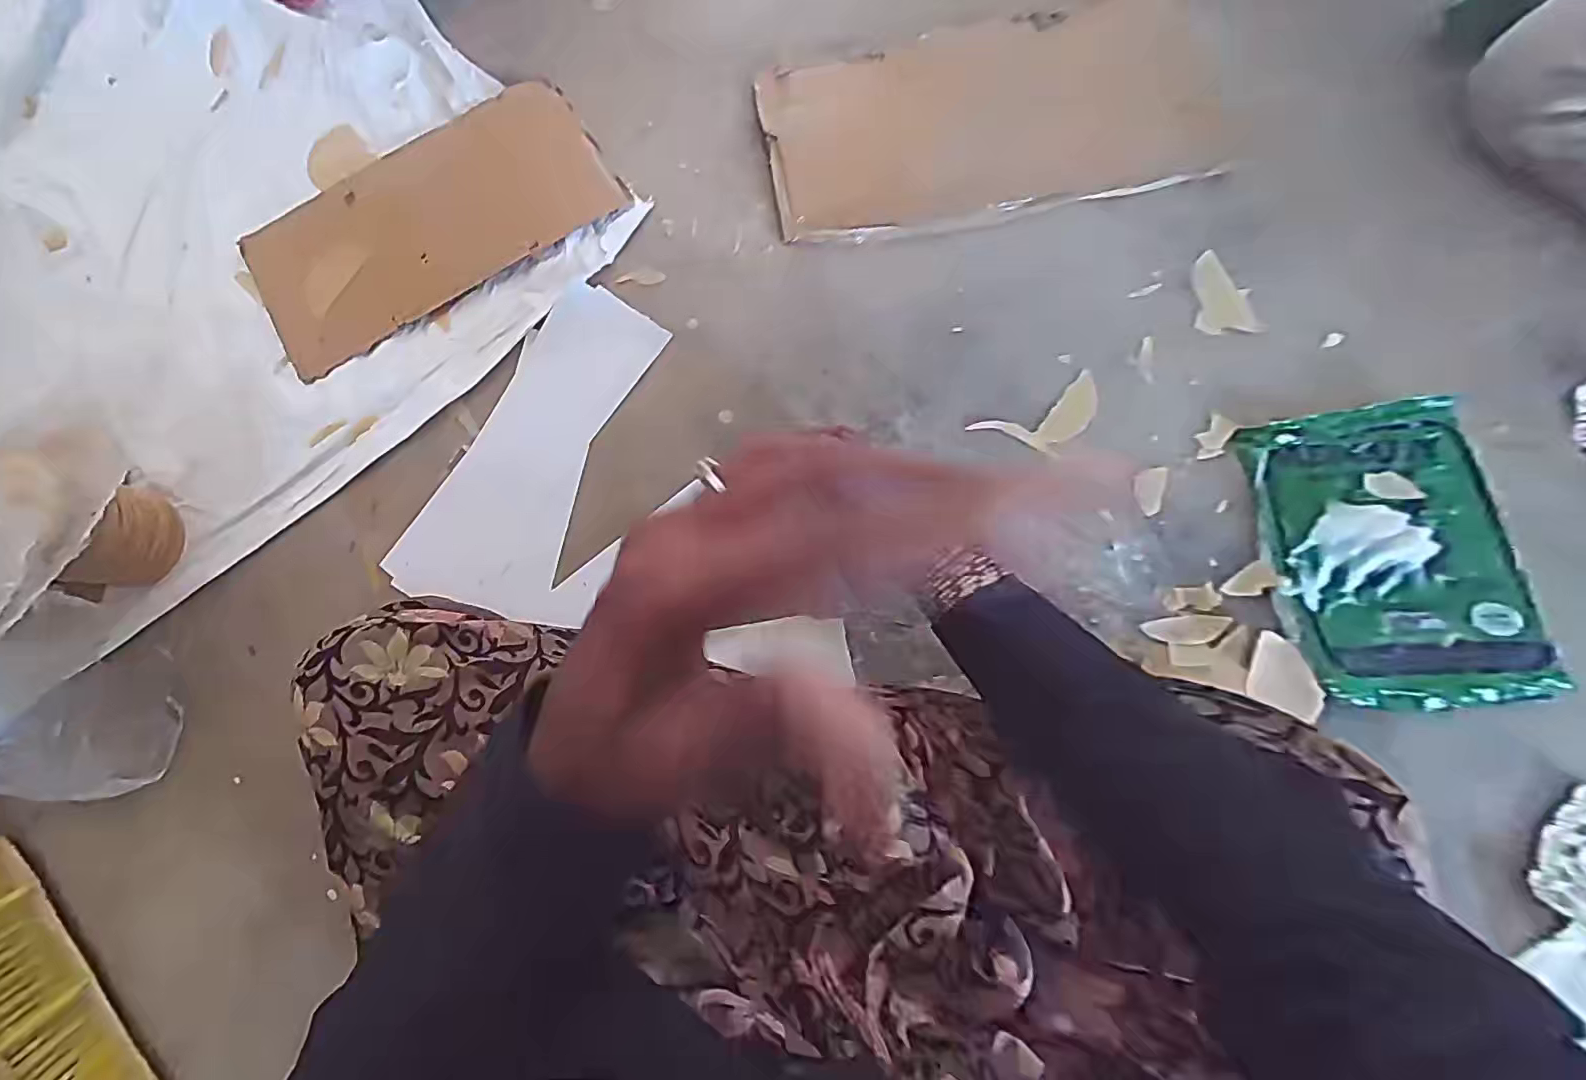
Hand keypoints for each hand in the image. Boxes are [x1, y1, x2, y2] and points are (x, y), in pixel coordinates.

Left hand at [527, 432, 1003, 839]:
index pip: (810, 538)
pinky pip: (769, 469)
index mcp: (674, 585)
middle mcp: (677, 530)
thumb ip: (773, 725)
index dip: (912, 525)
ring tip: (971, 486)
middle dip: (922, 482)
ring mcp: (679, 517)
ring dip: (888, 469)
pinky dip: (839, 466)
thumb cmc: (623, 760)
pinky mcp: (689, 523)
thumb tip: (868, 724)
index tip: (1007, 519)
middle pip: (811, 479)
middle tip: (1018, 492)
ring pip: (794, 461)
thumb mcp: (689, 761)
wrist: (567, 742)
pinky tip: (883, 475)